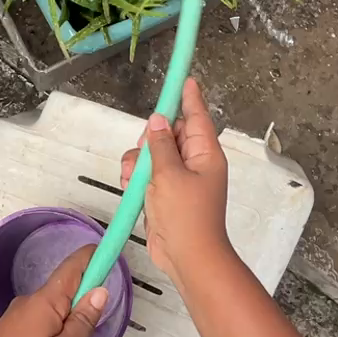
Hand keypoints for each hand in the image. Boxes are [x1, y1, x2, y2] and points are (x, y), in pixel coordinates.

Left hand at [0, 247, 109, 336]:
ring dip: (67, 319)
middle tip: (94, 327)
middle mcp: (28, 301)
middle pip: (63, 289)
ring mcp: (16, 316)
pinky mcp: (9, 332)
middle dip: (83, 298)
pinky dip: (53, 329)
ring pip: (51, 309)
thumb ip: (83, 321)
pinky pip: (39, 322)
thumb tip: (99, 291)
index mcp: (45, 300)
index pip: (72, 267)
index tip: (109, 255)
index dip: (93, 257)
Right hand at [119, 77, 232, 282]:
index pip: (197, 118)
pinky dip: (136, 180)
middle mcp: (193, 163)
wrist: (186, 256)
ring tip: (136, 180)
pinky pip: (146, 176)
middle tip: (146, 156)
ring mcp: (178, 179)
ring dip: (138, 163)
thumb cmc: (185, 215)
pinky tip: (133, 190)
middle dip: (151, 141)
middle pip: (168, 135)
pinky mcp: (164, 194)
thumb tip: (159, 119)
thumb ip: (161, 146)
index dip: (189, 99)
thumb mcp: (169, 175)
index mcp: (205, 154)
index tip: (186, 80)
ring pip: (152, 156)